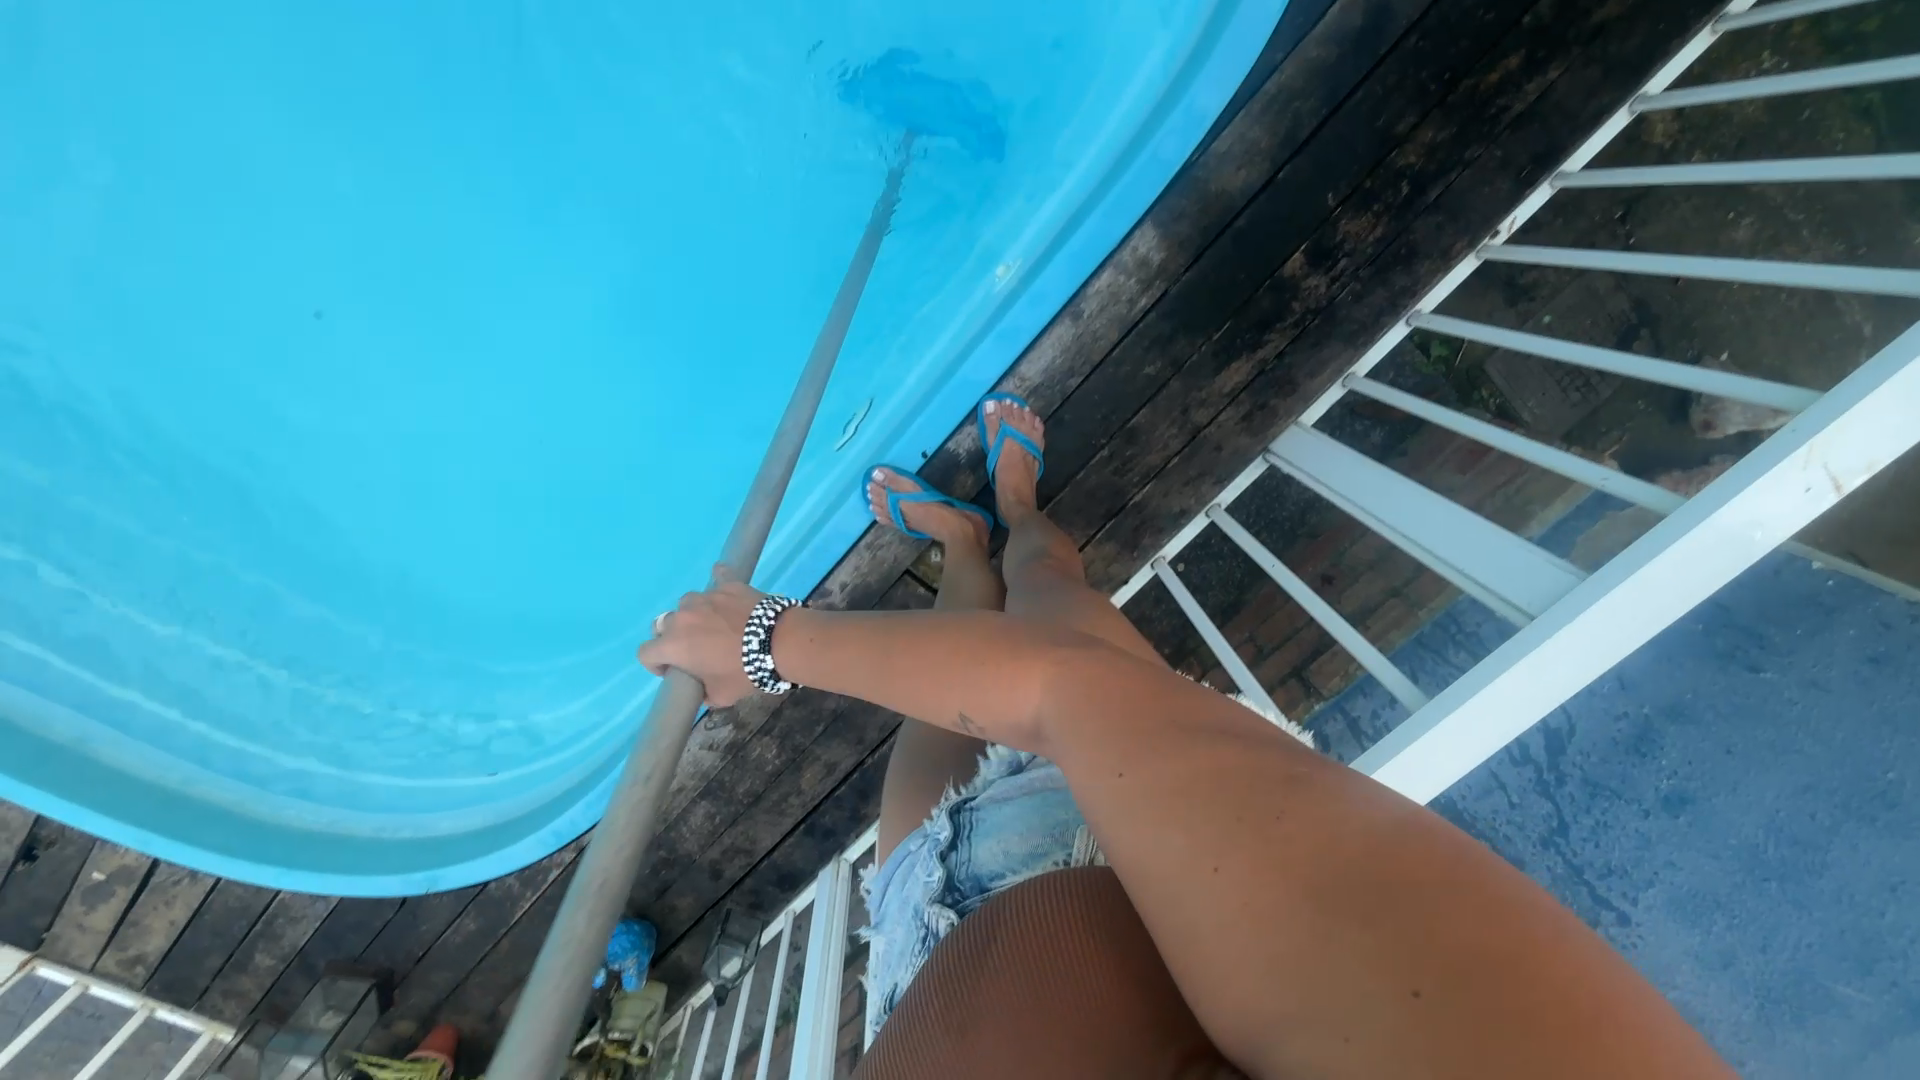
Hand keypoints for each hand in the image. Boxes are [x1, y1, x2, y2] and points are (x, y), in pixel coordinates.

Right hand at [637, 580, 766, 706]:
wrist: (778, 642)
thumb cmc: (744, 671)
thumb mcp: (720, 695)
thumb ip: (704, 693)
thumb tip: (704, 690)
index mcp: (673, 645)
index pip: (645, 653)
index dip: (655, 664)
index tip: (671, 670)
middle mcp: (682, 617)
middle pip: (663, 625)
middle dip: (673, 637)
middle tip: (695, 647)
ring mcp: (705, 597)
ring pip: (688, 604)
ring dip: (695, 614)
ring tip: (715, 624)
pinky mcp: (728, 584)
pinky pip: (718, 578)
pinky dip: (719, 582)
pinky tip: (724, 585)